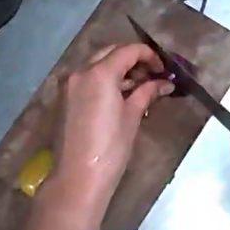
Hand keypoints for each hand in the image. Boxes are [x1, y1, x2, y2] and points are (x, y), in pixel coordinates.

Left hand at [53, 44, 172, 206]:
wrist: (78, 178)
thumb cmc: (110, 147)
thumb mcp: (132, 116)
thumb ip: (147, 92)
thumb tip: (165, 83)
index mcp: (99, 73)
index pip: (128, 51)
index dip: (149, 55)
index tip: (162, 69)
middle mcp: (80, 71)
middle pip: (111, 52)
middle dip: (132, 59)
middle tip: (152, 74)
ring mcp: (69, 84)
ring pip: (97, 63)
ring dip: (118, 68)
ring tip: (139, 86)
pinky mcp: (64, 97)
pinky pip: (87, 77)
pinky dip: (104, 79)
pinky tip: (119, 94)